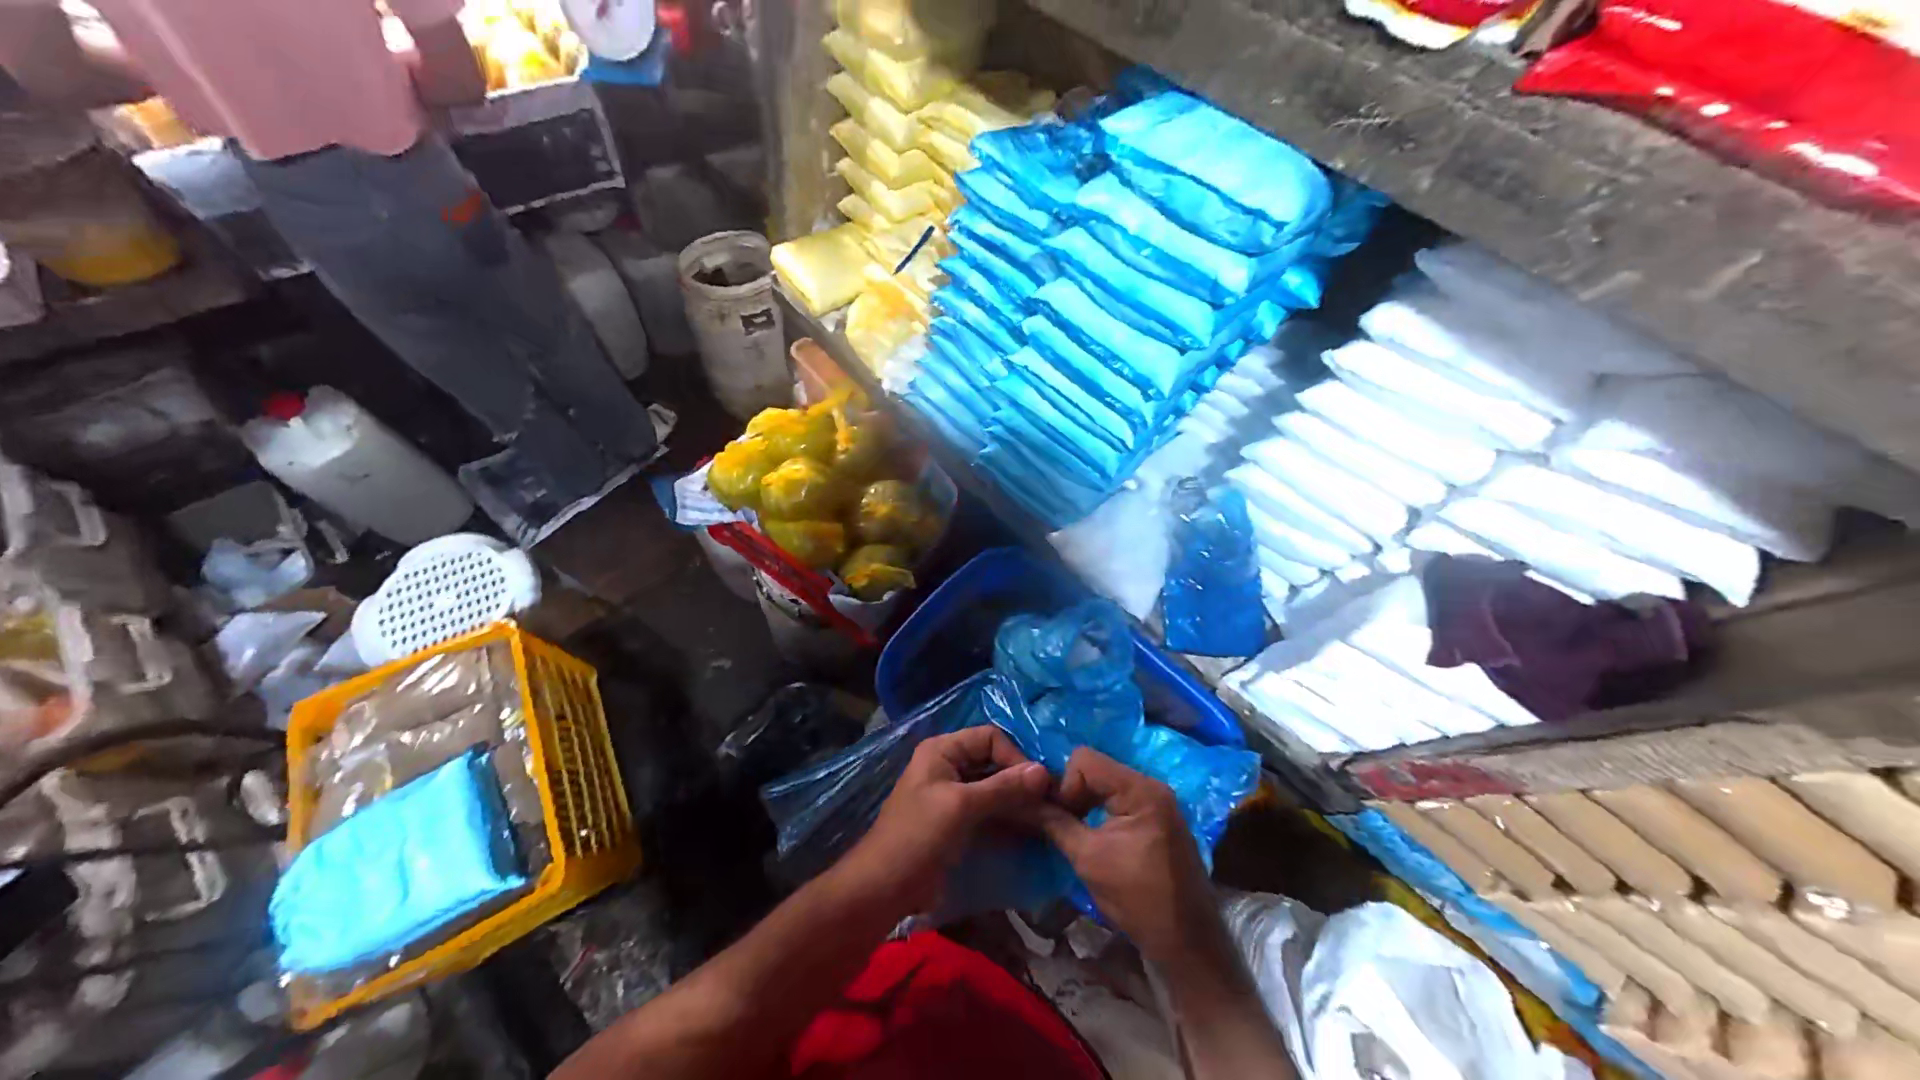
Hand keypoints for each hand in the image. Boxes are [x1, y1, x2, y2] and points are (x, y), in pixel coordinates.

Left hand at [837, 727, 1051, 914]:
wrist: (884, 888)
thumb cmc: (918, 837)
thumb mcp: (961, 806)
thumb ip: (1003, 787)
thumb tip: (1044, 771)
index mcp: (942, 750)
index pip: (990, 737)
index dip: (1015, 757)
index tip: (1038, 785)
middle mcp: (949, 766)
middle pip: (994, 762)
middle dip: (1021, 780)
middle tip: (1051, 802)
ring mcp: (954, 795)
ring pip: (996, 788)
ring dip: (1020, 801)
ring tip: (1047, 818)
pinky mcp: (960, 822)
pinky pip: (992, 811)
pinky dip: (1011, 818)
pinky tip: (1033, 830)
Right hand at [1036, 749, 1226, 965]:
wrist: (1188, 942)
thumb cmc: (1137, 899)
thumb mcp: (1087, 859)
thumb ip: (1054, 822)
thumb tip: (1021, 800)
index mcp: (1140, 790)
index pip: (1085, 759)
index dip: (1064, 784)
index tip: (1059, 818)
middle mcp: (1152, 785)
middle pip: (1097, 768)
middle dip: (1073, 792)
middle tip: (1061, 825)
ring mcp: (1159, 801)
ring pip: (1107, 783)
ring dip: (1086, 802)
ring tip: (1075, 832)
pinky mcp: (1159, 817)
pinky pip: (1121, 798)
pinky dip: (1102, 810)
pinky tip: (1095, 836)